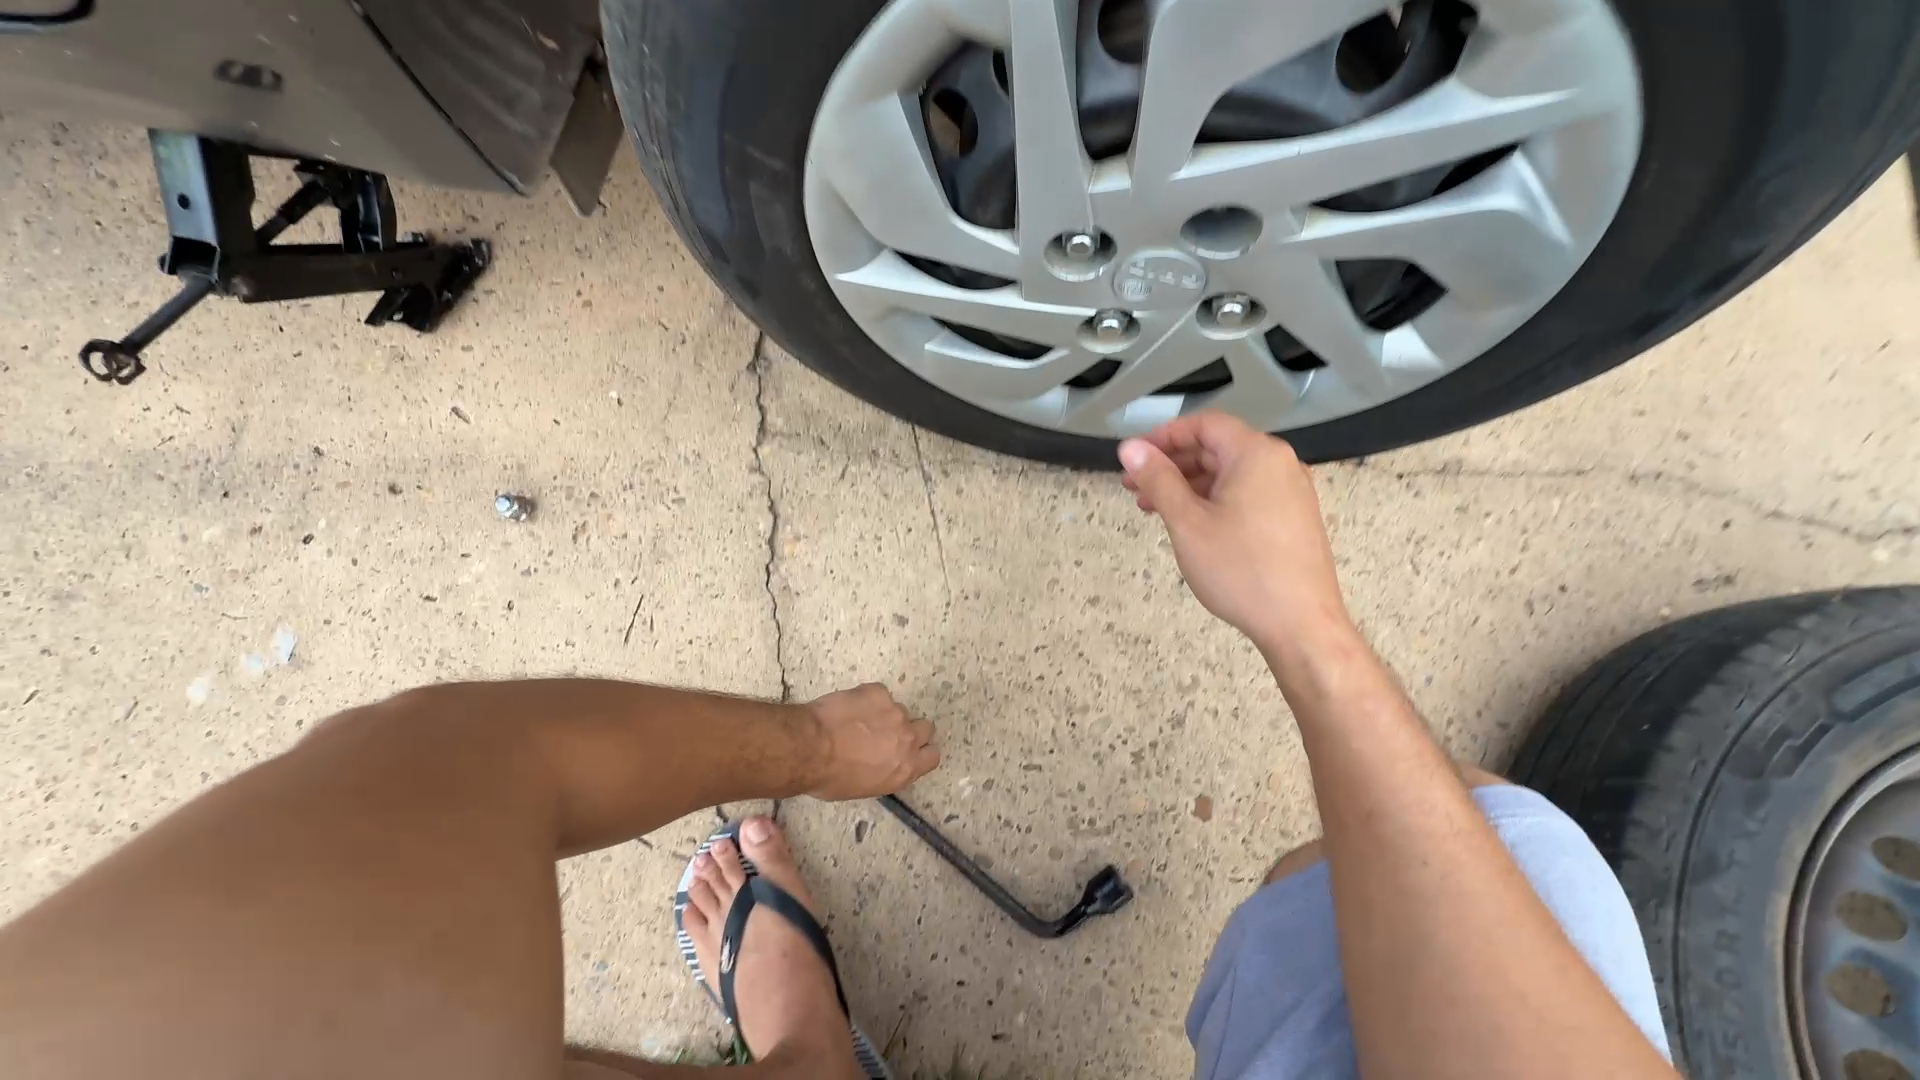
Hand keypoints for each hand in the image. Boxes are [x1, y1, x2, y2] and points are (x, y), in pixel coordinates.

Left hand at [801, 683, 939, 799]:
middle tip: (884, 734)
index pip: (932, 756)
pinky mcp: (878, 692)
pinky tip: (848, 707)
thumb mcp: (863, 788)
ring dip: (883, 714)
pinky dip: (866, 699)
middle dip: (908, 729)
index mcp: (906, 768)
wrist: (811, 747)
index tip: (907, 751)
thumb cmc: (830, 777)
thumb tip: (881, 763)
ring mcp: (895, 712)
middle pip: (924, 728)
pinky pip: (878, 693)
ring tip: (857, 720)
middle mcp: (908, 739)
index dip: (920, 752)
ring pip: (898, 709)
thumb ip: (885, 772)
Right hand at [1119, 411, 1354, 655]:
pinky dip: (1214, 501)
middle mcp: (1280, 463)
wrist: (1300, 625)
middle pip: (1217, 448)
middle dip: (1172, 464)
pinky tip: (1191, 525)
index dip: (1163, 437)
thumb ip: (1157, 479)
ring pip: (1230, 474)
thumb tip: (1129, 448)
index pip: (1203, 425)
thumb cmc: (1240, 569)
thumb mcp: (1187, 522)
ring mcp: (1291, 491)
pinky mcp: (1294, 518)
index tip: (1132, 459)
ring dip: (1189, 485)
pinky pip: (1247, 494)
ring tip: (1154, 509)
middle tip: (1134, 487)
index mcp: (1257, 454)